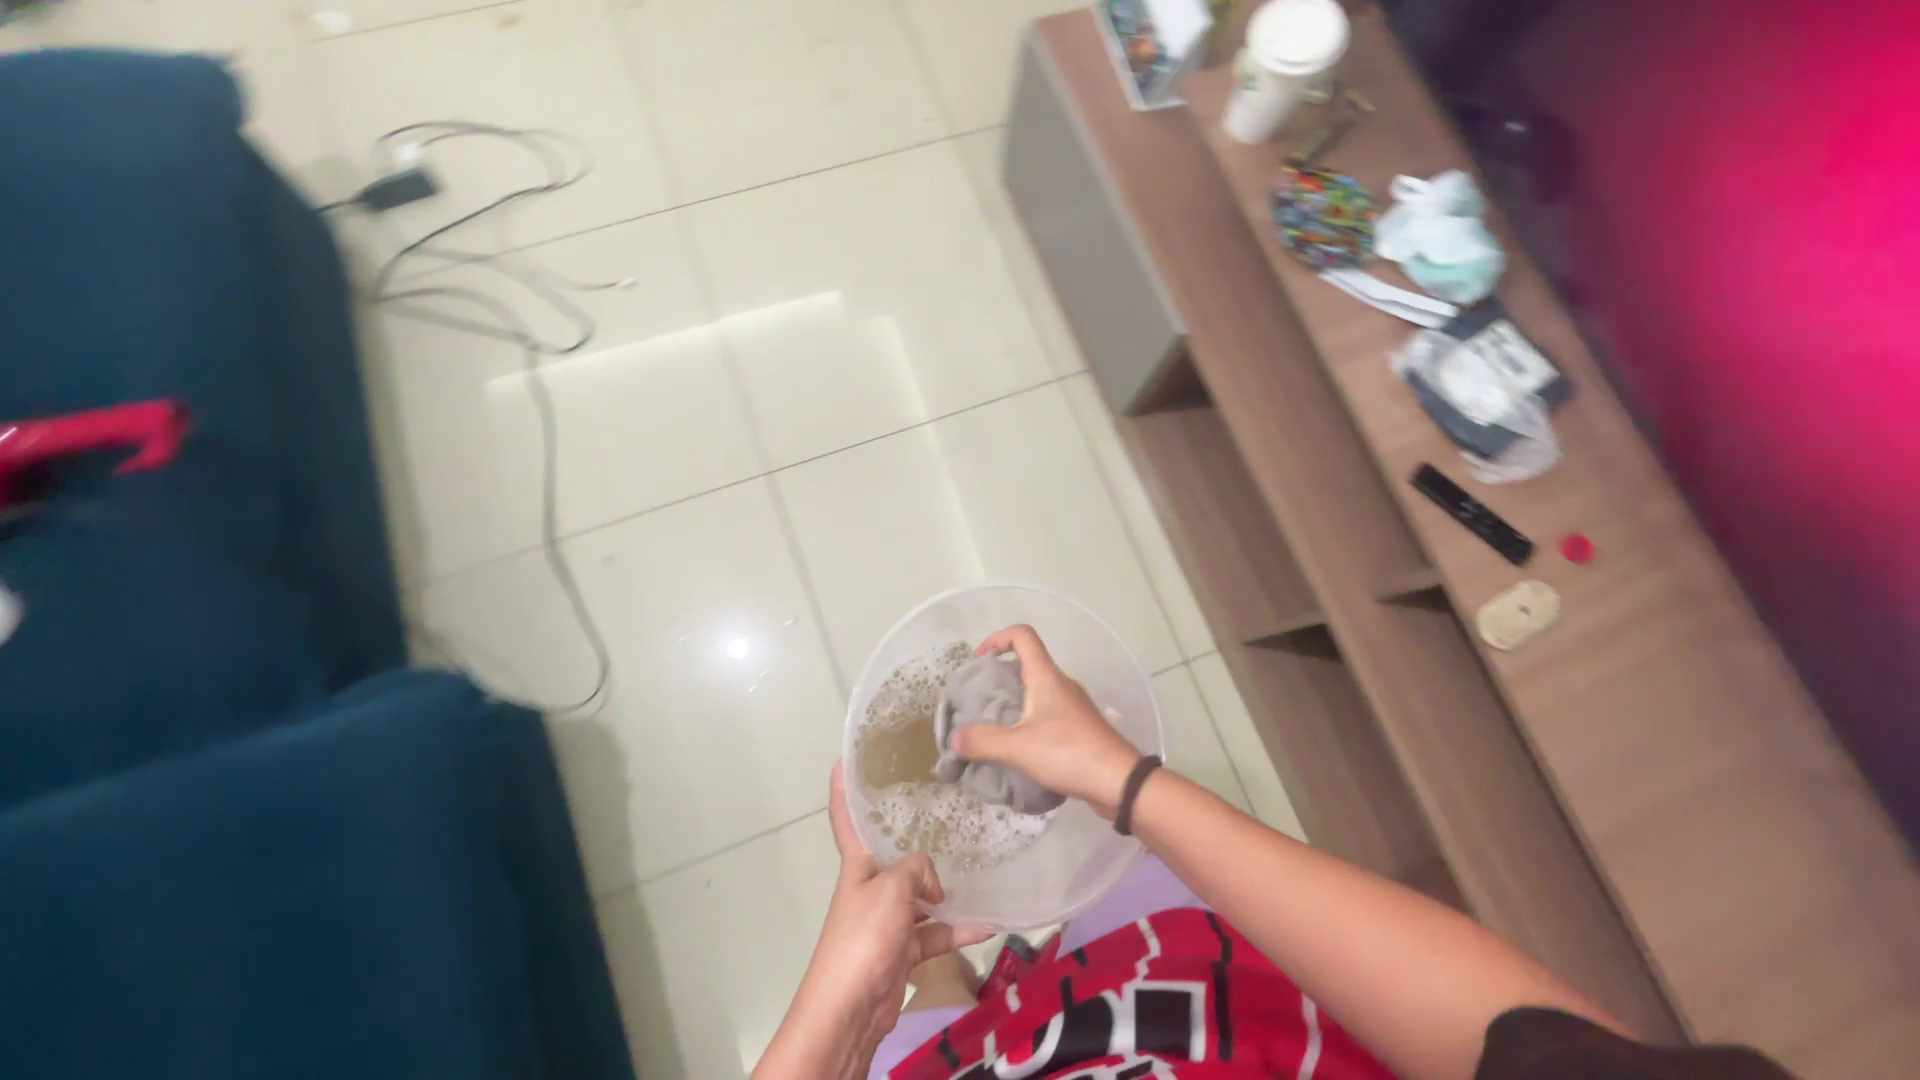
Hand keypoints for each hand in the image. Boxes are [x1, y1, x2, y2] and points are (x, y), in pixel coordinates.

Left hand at [758, 765, 990, 1078]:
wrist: (849, 1009)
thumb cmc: (862, 937)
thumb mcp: (891, 888)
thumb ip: (917, 870)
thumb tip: (935, 885)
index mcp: (858, 865)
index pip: (845, 817)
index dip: (842, 788)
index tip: (843, 759)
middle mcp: (871, 886)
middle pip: (893, 854)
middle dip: (914, 836)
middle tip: (945, 810)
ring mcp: (887, 920)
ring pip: (920, 896)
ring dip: (946, 890)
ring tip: (980, 869)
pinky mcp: (903, 951)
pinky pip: (935, 934)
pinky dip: (959, 931)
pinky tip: (989, 924)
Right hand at [950, 624, 1143, 817]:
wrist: (1119, 782)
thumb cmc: (1069, 753)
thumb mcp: (1018, 747)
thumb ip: (982, 741)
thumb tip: (955, 739)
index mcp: (1046, 677)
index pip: (1022, 636)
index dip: (997, 638)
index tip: (978, 661)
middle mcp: (1061, 685)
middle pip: (1028, 664)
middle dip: (1000, 677)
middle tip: (979, 701)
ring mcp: (1073, 707)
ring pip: (1038, 692)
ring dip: (1015, 703)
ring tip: (994, 728)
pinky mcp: (1080, 729)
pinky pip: (1048, 716)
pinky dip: (1029, 724)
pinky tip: (1018, 750)